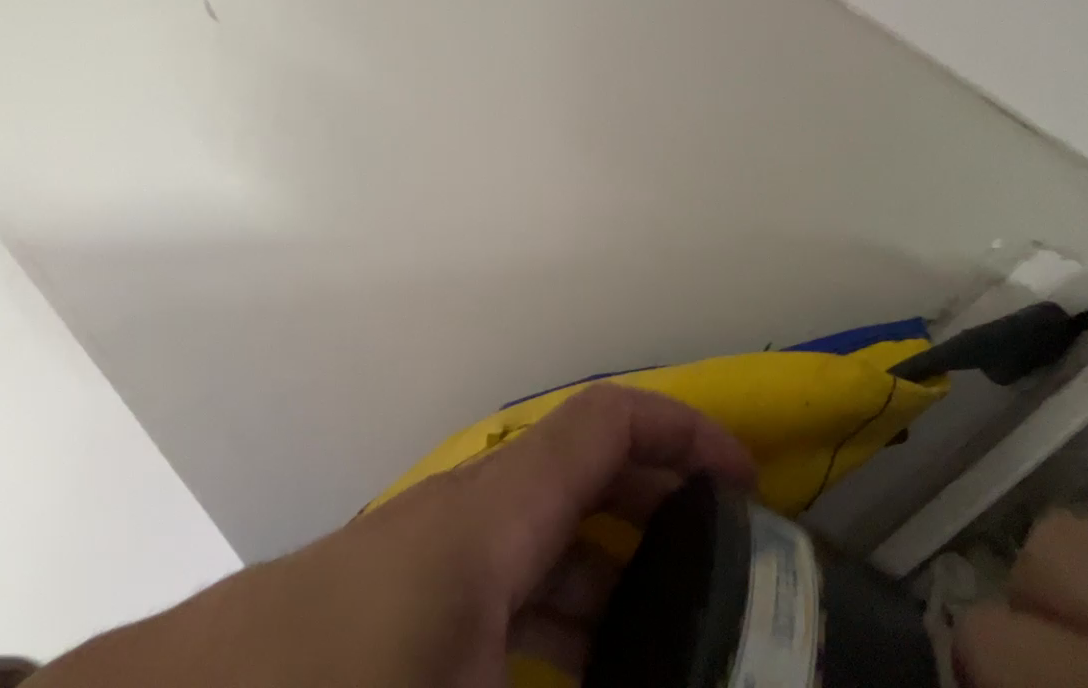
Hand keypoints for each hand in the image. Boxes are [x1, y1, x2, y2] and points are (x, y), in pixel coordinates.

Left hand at [25, 384, 755, 687]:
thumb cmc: (338, 681)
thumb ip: (575, 681)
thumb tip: (636, 678)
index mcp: (491, 518)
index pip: (603, 424)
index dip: (684, 434)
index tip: (750, 485)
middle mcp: (464, 514)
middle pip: (583, 477)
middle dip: (663, 512)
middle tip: (731, 577)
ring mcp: (429, 553)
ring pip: (545, 537)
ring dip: (612, 573)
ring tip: (675, 640)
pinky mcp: (403, 595)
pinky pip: (504, 580)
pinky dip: (558, 610)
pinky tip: (580, 672)